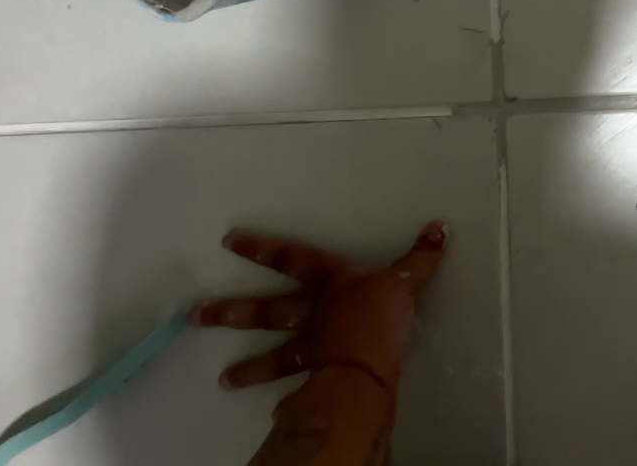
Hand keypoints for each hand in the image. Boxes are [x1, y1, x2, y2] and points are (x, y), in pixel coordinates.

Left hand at [193, 221, 447, 392]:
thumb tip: (440, 227)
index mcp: (332, 282)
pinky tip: (276, 409)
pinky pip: (300, 389)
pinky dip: (289, 400)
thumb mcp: (404, 280)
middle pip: (268, 310)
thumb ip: (420, 258)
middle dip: (233, 312)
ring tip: (223, 379)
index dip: (263, 249)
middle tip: (196, 314)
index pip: (292, 259)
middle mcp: (314, 313)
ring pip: (275, 354)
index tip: (229, 243)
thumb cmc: (380, 317)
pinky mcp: (320, 380)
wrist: (368, 370)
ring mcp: (313, 349)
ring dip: (250, 365)